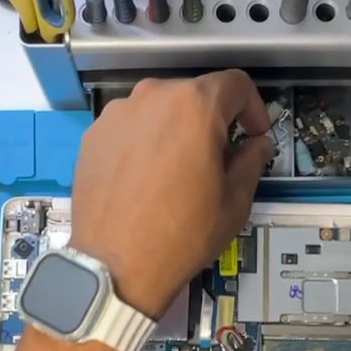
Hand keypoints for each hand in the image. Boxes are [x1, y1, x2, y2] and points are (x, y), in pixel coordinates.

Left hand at [67, 72, 273, 317]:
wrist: (117, 266)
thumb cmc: (182, 235)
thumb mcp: (234, 202)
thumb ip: (251, 162)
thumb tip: (257, 145)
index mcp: (195, 105)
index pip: (236, 85)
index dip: (253, 107)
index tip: (254, 134)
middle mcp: (153, 97)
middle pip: (193, 95)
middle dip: (212, 122)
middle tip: (218, 159)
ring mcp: (117, 114)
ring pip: (159, 111)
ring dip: (176, 132)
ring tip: (178, 173)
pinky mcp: (93, 137)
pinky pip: (130, 130)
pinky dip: (144, 145)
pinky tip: (146, 181)